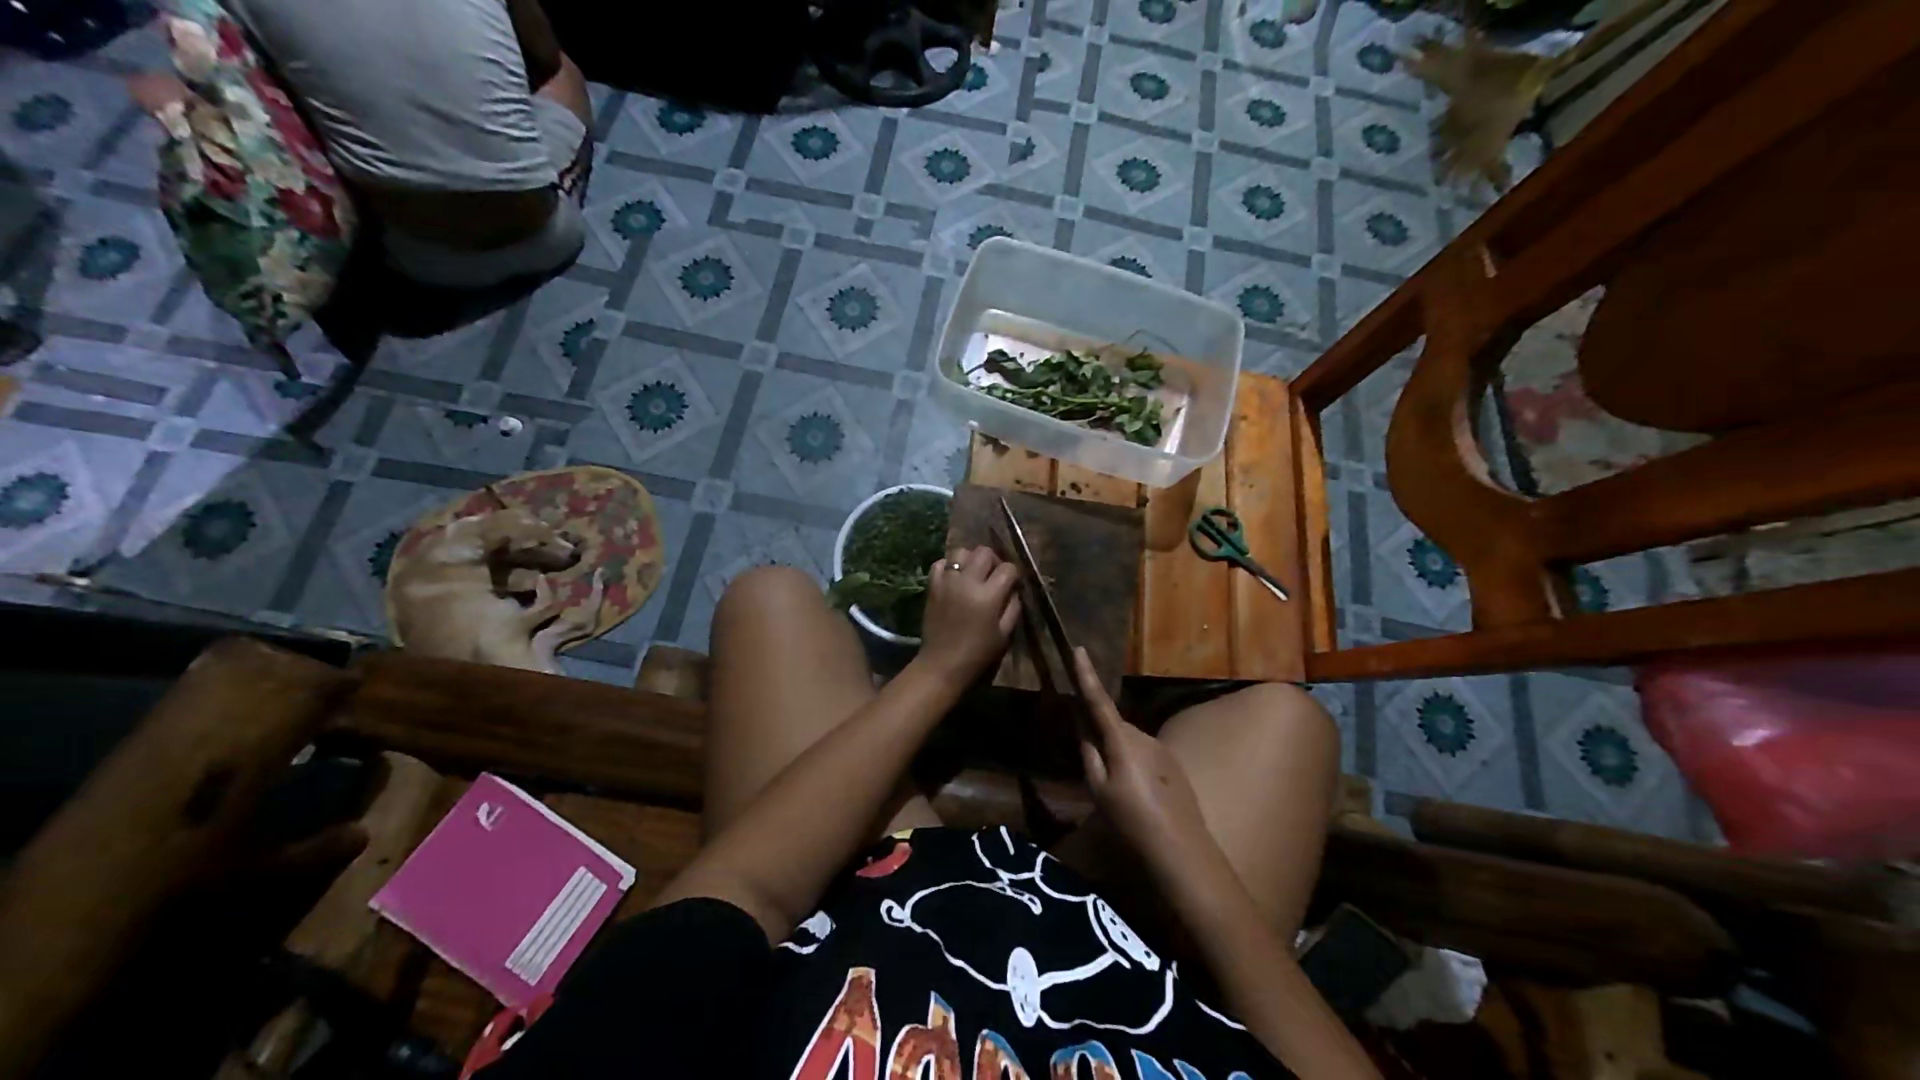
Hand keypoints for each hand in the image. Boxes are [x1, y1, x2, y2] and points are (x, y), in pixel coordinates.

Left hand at [915, 546, 1021, 683]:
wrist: (943, 663)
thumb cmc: (978, 653)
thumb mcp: (1005, 634)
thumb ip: (1013, 607)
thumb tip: (1013, 589)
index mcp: (988, 596)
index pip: (1007, 568)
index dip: (1014, 574)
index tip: (1013, 583)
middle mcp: (967, 582)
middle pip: (984, 552)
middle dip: (994, 560)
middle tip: (994, 575)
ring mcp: (947, 581)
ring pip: (961, 552)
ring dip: (971, 559)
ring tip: (974, 574)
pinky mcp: (932, 586)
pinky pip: (941, 563)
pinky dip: (949, 566)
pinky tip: (955, 578)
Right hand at [1073, 647, 1210, 864]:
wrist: (1182, 849)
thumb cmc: (1132, 821)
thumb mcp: (1099, 789)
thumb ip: (1089, 752)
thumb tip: (1081, 723)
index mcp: (1122, 740)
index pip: (1098, 700)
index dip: (1086, 675)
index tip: (1079, 648)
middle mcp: (1145, 736)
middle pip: (1113, 725)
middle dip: (1100, 735)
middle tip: (1092, 769)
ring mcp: (1163, 749)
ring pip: (1129, 741)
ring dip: (1118, 754)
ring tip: (1116, 792)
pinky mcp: (1174, 764)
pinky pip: (1144, 754)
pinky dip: (1133, 764)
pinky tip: (1135, 795)